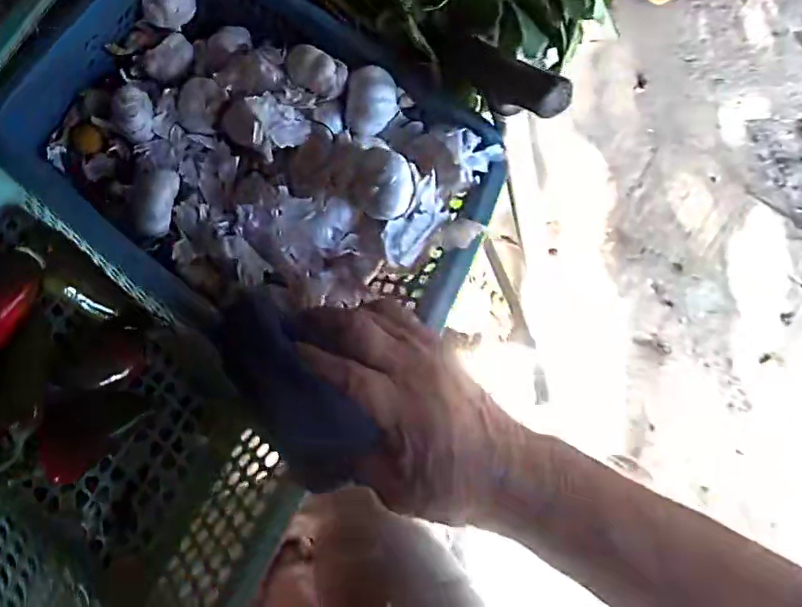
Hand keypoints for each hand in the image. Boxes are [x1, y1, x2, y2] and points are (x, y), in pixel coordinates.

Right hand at [293, 299, 529, 525]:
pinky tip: (357, 321)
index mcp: (400, 408)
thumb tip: (309, 445)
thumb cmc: (453, 486)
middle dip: (319, 321)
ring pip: (374, 312)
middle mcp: (411, 369)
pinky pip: (395, 312)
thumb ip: (353, 460)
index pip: (346, 371)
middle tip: (292, 323)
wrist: (515, 472)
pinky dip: (369, 310)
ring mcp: (426, 350)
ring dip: (341, 313)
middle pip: (356, 327)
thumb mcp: (399, 490)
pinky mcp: (437, 343)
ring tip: (318, 320)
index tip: (285, 349)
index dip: (312, 357)